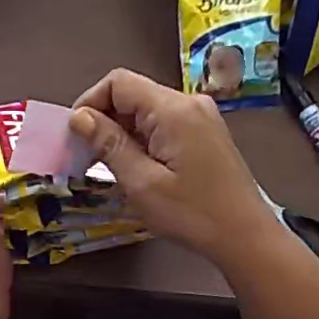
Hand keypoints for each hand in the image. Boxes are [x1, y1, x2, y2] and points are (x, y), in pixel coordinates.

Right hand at [70, 68, 276, 266]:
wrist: (244, 236)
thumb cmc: (192, 214)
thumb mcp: (141, 183)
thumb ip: (109, 145)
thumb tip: (80, 117)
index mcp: (172, 110)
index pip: (118, 82)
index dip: (90, 103)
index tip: (75, 137)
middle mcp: (188, 103)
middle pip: (133, 95)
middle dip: (104, 121)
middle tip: (87, 158)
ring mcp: (201, 117)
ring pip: (147, 112)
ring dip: (122, 134)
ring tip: (110, 169)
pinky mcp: (205, 134)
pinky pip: (164, 126)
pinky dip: (142, 141)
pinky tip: (137, 170)